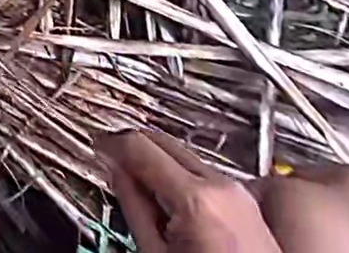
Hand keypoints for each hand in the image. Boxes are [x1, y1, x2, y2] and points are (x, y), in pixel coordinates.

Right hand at [96, 131, 282, 252]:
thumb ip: (132, 204)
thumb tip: (114, 168)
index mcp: (195, 199)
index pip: (137, 144)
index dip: (110, 143)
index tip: (98, 148)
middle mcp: (222, 187)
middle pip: (161, 142)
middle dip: (133, 150)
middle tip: (113, 165)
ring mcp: (240, 194)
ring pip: (181, 156)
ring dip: (157, 164)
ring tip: (146, 195)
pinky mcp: (249, 204)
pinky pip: (202, 174)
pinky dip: (180, 178)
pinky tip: (172, 206)